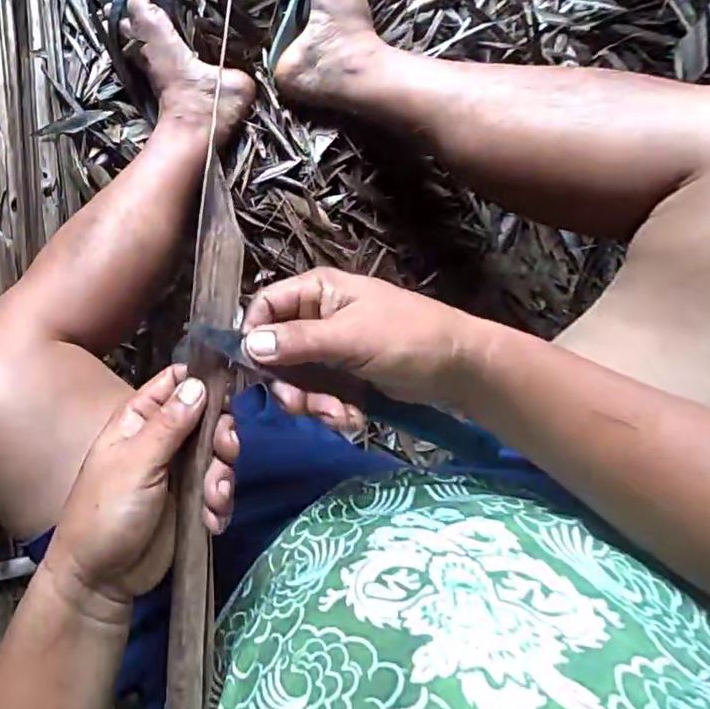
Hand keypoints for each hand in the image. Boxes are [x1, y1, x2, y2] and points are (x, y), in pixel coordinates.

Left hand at [40, 365, 239, 621]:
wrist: (101, 580)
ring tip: (213, 497)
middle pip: (208, 416)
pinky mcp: (192, 500)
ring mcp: (180, 469)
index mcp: (141, 417)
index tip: (229, 392)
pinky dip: (220, 502)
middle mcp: (164, 437)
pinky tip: (211, 520)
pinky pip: (219, 488)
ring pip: (218, 453)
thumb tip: (199, 383)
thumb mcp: (136, 463)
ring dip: (223, 473)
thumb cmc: (106, 511)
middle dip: (222, 434)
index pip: (177, 382)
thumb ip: (169, 424)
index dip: (203, 380)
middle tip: (226, 451)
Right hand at [241, 268, 485, 416]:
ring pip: (296, 377)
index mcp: (317, 290)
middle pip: (276, 348)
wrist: (460, 368)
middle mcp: (318, 315)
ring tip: (338, 415)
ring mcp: (331, 347)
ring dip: (312, 402)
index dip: (254, 334)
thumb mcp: (350, 337)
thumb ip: (299, 342)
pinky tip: (352, 418)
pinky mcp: (343, 374)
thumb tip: (249, 346)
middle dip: (288, 382)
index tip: (252, 368)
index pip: (266, 305)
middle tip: (299, 405)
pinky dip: (330, 408)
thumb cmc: (406, 337)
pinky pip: (319, 393)